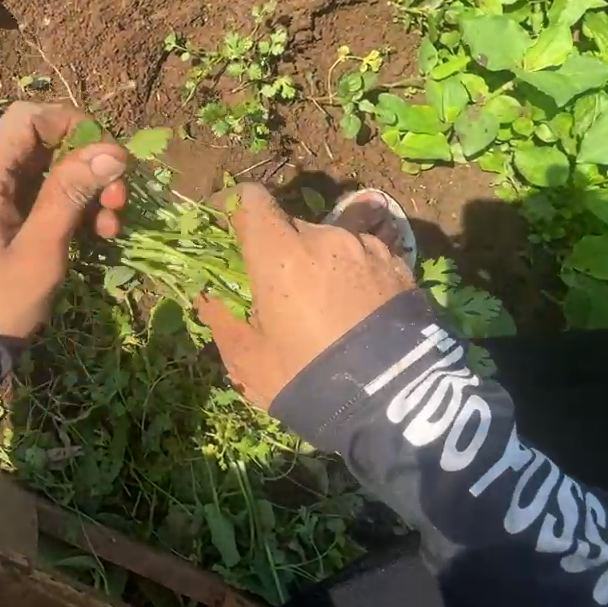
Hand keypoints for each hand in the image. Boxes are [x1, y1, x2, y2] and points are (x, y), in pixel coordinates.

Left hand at [0, 103, 129, 338]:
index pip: (28, 119)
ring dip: (70, 187)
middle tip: (117, 203)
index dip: (75, 127)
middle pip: (31, 142)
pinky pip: (12, 187)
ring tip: (106, 226)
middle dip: (80, 165)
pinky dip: (46, 201)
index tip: (111, 160)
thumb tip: (112, 151)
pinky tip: (80, 230)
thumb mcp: (39, 252)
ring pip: (27, 166)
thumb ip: (71, 195)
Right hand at [199, 184, 415, 407]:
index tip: (231, 229)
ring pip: (328, 241)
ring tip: (324, 306)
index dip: (237, 208)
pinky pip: (361, 256)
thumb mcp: (249, 360)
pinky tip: (355, 312)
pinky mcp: (399, 265)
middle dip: (279, 249)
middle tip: (278, 290)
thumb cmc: (309, 379)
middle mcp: (322, 238)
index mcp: (279, 254)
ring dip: (318, 262)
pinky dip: (350, 274)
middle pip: (289, 225)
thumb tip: (206, 300)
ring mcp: (365, 248)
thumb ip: (221, 321)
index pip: (252, 200)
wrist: (401, 406)